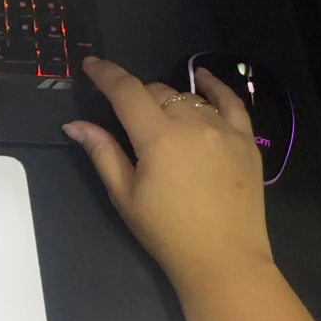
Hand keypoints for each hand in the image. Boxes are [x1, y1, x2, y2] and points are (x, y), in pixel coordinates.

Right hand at [66, 57, 272, 289]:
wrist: (222, 256)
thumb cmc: (164, 230)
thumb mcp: (124, 194)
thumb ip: (102, 153)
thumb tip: (75, 125)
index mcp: (158, 138)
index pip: (127, 92)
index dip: (106, 75)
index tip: (91, 64)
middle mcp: (193, 123)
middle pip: (156, 92)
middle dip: (134, 95)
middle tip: (120, 113)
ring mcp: (223, 128)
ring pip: (187, 97)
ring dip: (166, 100)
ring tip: (155, 118)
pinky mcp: (245, 139)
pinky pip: (230, 100)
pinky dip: (213, 86)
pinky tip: (201, 79)